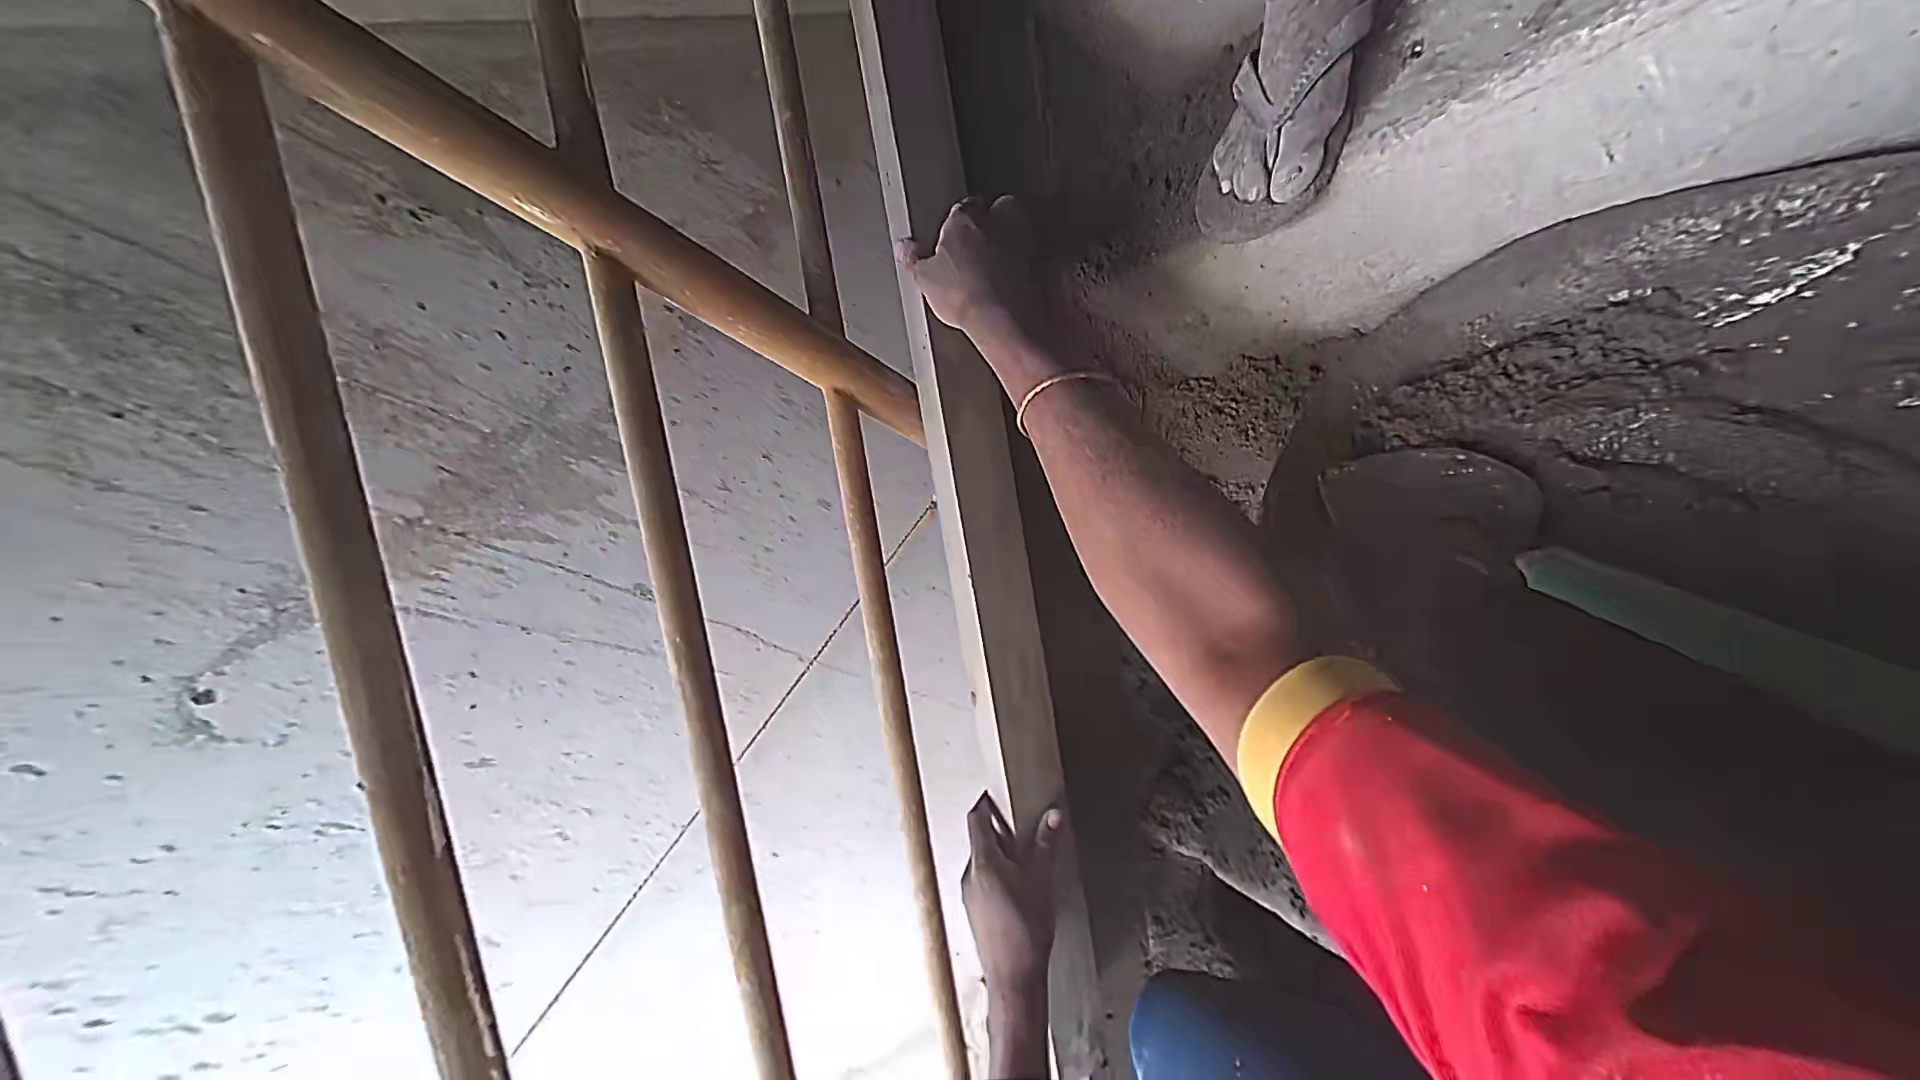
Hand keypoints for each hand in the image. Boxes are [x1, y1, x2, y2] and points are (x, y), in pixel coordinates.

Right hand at [898, 196, 1038, 338]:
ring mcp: (1020, 242)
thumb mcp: (924, 279)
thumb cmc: (963, 295)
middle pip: (1000, 206)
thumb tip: (905, 248)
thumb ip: (914, 259)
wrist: (998, 320)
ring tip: (1001, 257)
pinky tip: (1016, 277)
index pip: (963, 207)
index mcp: (964, 220)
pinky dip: (1026, 263)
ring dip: (1013, 237)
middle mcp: (996, 223)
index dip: (959, 222)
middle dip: (994, 217)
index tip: (955, 236)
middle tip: (983, 237)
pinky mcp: (1037, 265)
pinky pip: (1033, 255)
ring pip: (1020, 226)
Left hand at [963, 793, 1062, 1000]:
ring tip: (1022, 857)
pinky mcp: (974, 911)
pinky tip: (1016, 886)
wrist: (1014, 978)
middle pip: (978, 840)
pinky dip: (995, 874)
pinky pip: (981, 881)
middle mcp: (970, 875)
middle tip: (1018, 826)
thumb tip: (1053, 815)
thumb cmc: (1027, 927)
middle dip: (997, 831)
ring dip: (998, 854)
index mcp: (983, 862)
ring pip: (980, 862)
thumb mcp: (1042, 879)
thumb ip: (1045, 844)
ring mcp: (968, 895)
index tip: (995, 796)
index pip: (976, 820)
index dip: (985, 805)